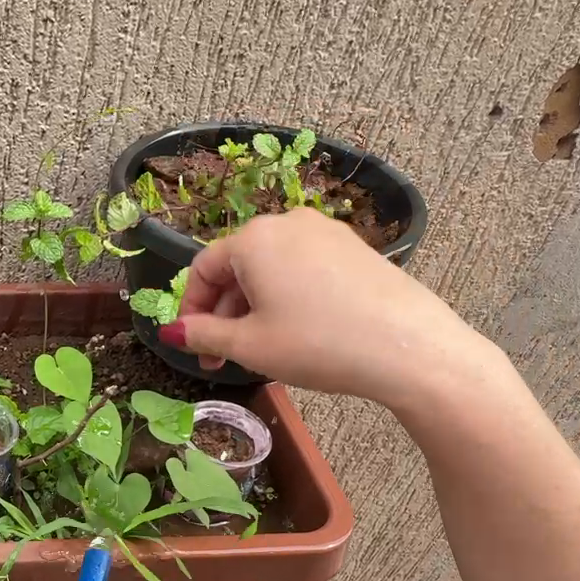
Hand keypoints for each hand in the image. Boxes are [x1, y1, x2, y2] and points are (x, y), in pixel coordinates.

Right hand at [159, 208, 495, 411]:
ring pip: (269, 269)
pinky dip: (285, 297)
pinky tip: (294, 332)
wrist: (409, 348)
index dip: (189, 309)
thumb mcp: (249, 345)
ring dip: (252, 307)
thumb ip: (202, 335)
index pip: (201, 269)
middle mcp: (287, 223)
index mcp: (253, 239)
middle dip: (221, 312)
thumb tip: (170, 331)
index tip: (191, 345)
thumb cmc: (316, 344)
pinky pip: (301, 269)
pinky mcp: (353, 248)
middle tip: (220, 357)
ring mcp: (325, 232)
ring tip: (257, 349)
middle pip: (236, 266)